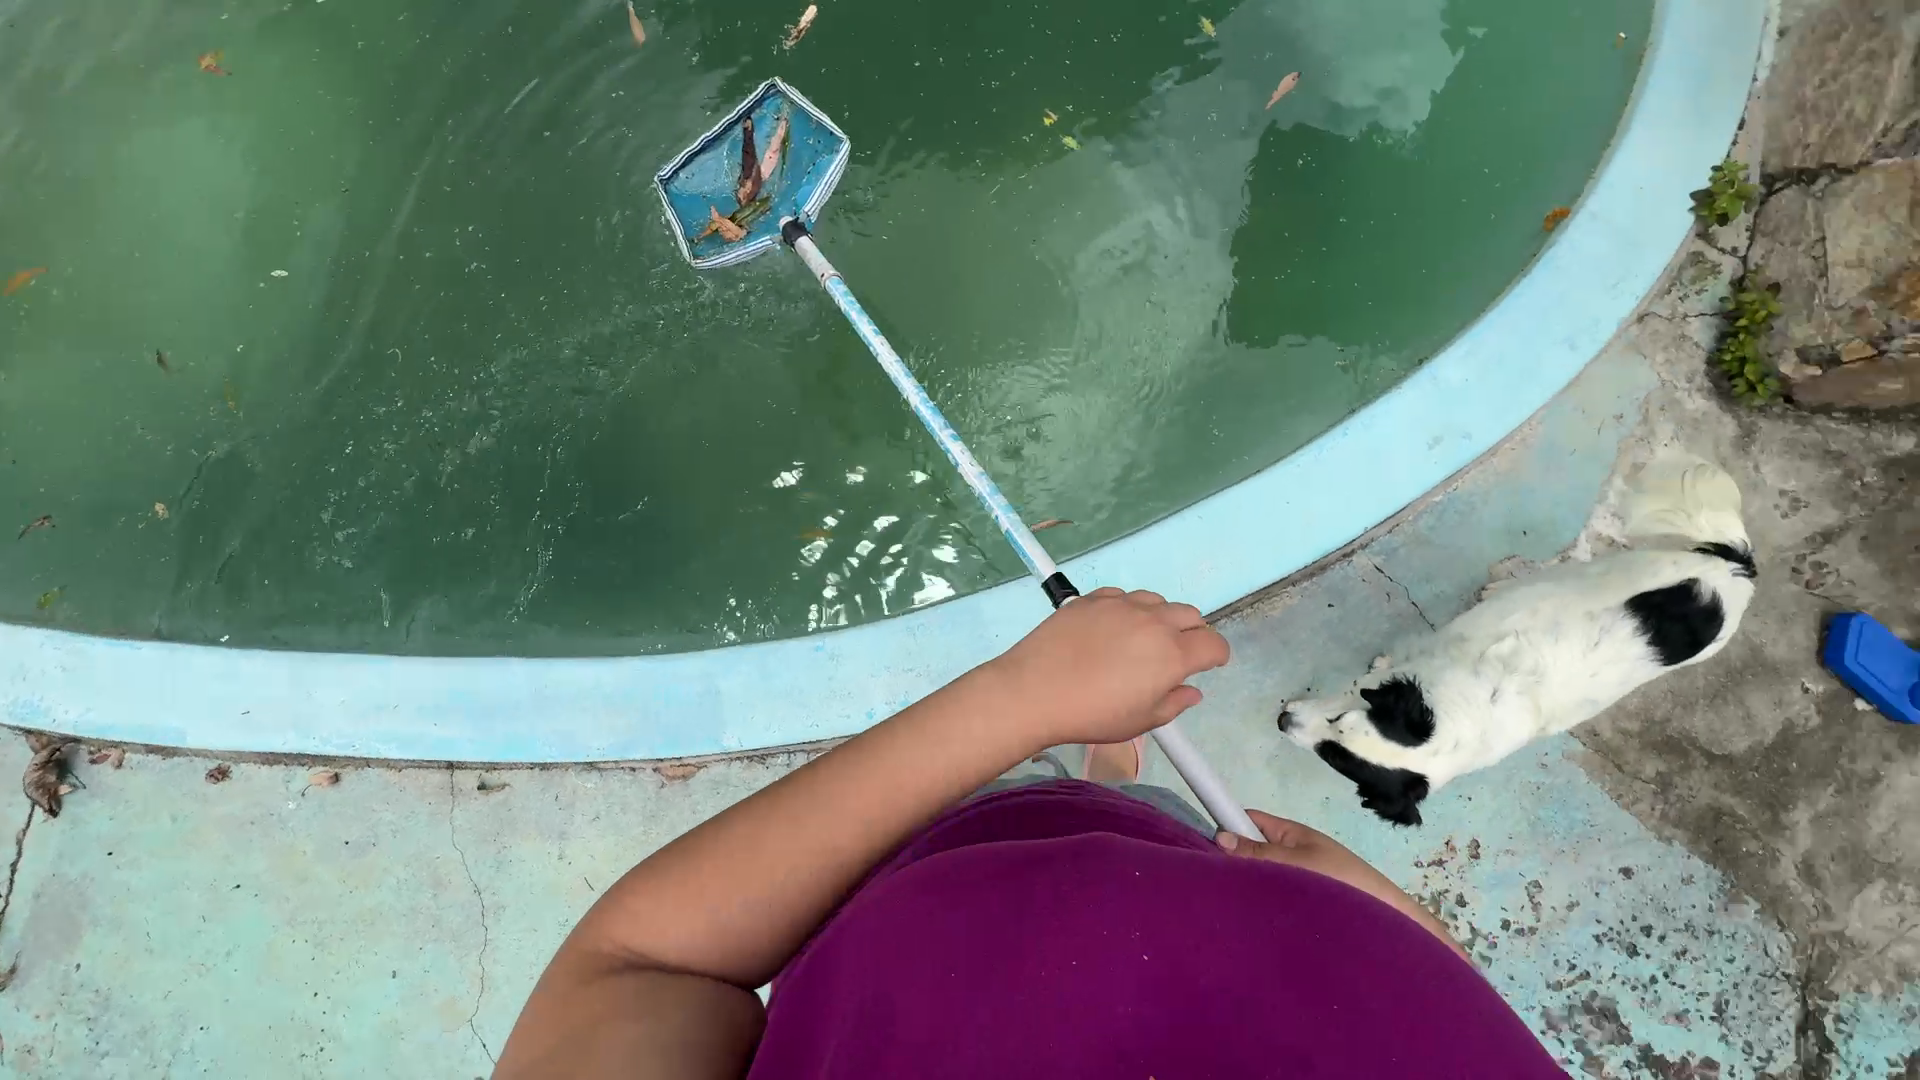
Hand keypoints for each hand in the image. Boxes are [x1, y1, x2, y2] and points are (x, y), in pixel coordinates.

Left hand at [984, 587, 1229, 747]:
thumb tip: (1191, 691)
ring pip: (1156, 601)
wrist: (1034, 690)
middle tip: (1176, 655)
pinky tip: (1113, 628)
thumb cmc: (1092, 714)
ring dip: (1160, 617)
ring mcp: (1120, 605)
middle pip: (1190, 615)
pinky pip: (1123, 596)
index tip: (1208, 665)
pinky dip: (1128, 608)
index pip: (1213, 644)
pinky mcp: (1092, 598)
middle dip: (1192, 634)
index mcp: (1172, 654)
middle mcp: (1152, 621)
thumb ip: (1174, 703)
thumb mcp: (1140, 721)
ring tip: (1143, 640)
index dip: (1216, 656)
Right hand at [1215, 810, 1469, 961]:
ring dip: (1250, 886)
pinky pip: (1274, 896)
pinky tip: (1253, 919)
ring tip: (1232, 903)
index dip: (1228, 824)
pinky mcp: (1305, 903)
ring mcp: (1299, 878)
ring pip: (1262, 875)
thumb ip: (1258, 855)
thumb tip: (1219, 835)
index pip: (1250, 820)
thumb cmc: (1345, 882)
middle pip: (1252, 849)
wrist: (1394, 921)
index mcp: (1291, 834)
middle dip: (1235, 860)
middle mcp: (1292, 852)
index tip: (1206, 842)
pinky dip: (1263, 903)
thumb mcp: (1297, 865)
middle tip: (1216, 880)